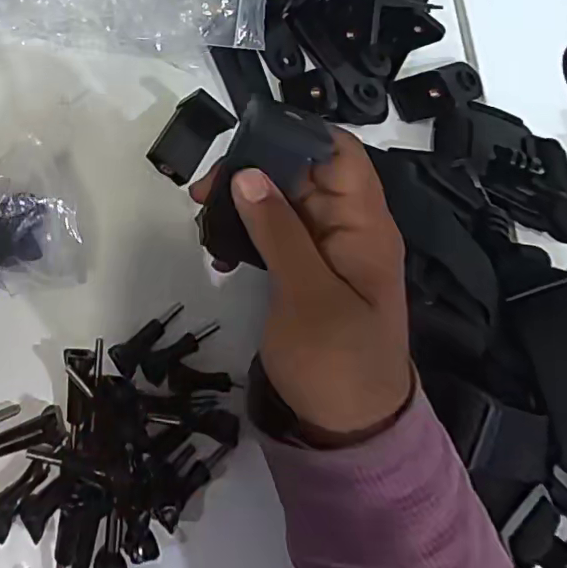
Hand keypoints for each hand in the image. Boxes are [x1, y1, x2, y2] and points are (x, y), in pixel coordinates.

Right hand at [191, 129, 412, 443]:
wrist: (346, 432)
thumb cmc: (337, 361)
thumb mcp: (308, 295)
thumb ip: (279, 231)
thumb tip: (247, 173)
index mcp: (363, 224)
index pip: (341, 155)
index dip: (301, 136)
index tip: (249, 136)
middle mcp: (345, 226)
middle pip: (303, 172)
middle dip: (256, 168)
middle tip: (206, 186)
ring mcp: (323, 247)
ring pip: (282, 199)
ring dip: (244, 199)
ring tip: (204, 213)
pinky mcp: (302, 268)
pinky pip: (274, 231)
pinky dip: (246, 230)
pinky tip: (219, 247)